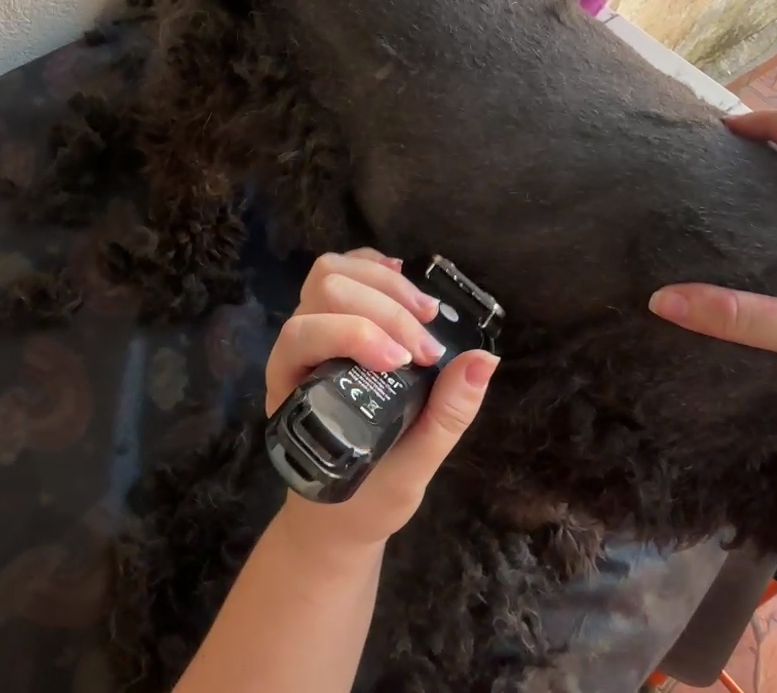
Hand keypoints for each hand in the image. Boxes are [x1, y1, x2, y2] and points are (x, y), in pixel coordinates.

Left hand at [265, 249, 499, 552]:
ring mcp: (312, 329)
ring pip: (329, 273)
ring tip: (428, 311)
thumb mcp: (411, 470)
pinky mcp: (335, 320)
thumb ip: (445, 416)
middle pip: (324, 291)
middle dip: (382, 308)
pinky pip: (344, 273)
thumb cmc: (367, 494)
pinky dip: (374, 267)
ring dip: (383, 283)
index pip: (304, 333)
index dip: (356, 333)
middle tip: (429, 347)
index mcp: (291, 388)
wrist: (341, 508)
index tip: (408, 363)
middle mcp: (292, 351)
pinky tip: (405, 278)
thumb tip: (485, 360)